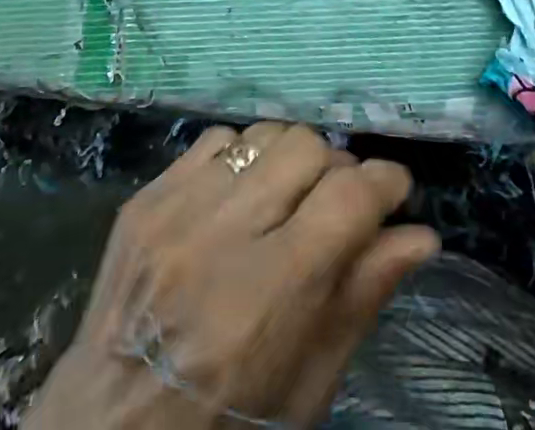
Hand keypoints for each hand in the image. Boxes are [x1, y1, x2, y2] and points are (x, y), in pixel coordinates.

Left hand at [25, 123, 438, 429]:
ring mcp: (174, 208)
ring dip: (290, 157)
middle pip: (306, 148)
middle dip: (338, 166)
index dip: (386, 182)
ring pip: (261, 134)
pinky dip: (241, 156)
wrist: (114, 422)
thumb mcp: (312, 378)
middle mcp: (220, 235)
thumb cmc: (230, 416)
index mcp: (270, 292)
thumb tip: (420, 235)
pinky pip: (213, 141)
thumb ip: (363, 295)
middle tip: (338, 199)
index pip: (348, 197)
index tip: (394, 190)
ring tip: (290, 194)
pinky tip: (241, 193)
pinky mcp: (144, 198)